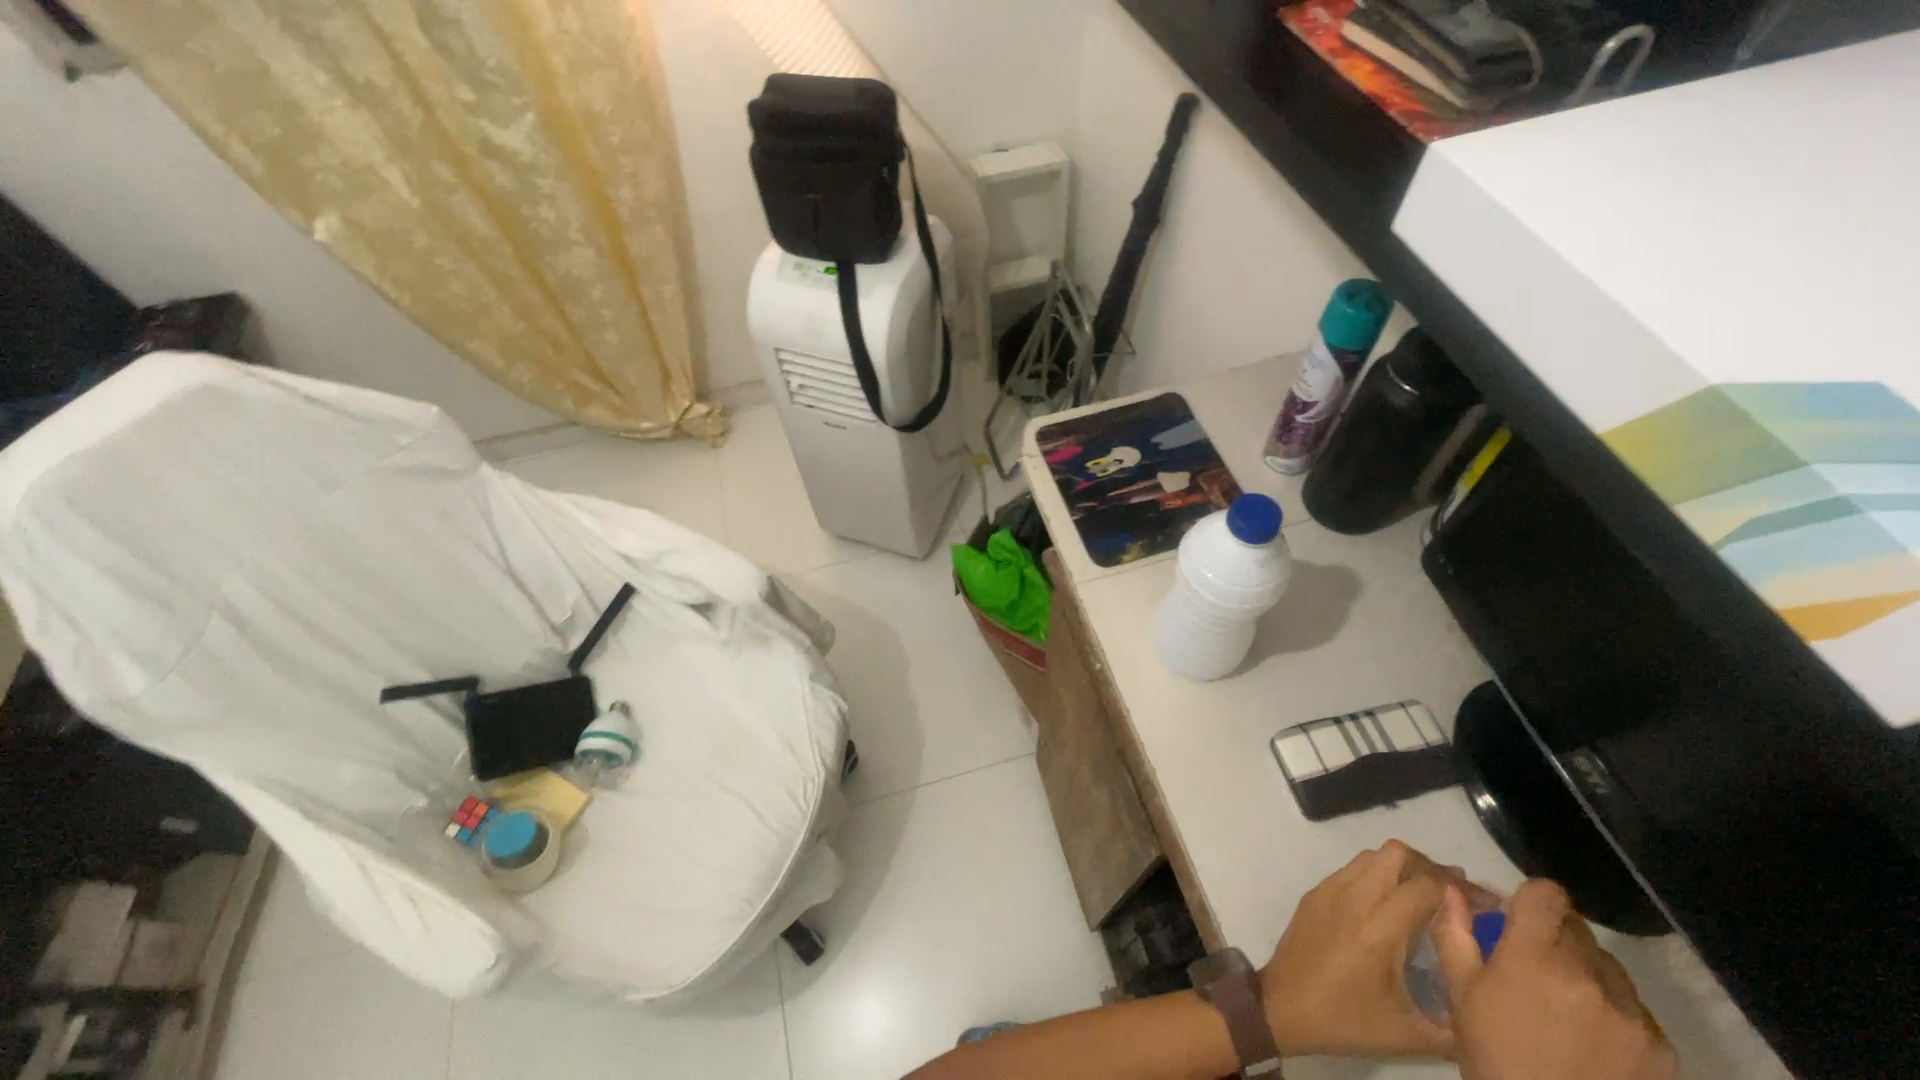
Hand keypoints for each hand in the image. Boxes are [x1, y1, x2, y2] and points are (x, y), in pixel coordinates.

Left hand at [1260, 840, 1486, 1059]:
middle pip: (1398, 854)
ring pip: (1372, 856)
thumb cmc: (1347, 1021)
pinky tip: (1386, 904)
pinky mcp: (1314, 894)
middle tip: (1451, 896)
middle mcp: (1354, 899)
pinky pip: (1351, 868)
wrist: (1282, 1009)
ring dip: (1401, 868)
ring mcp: (1330, 891)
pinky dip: (1375, 875)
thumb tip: (1491, 1009)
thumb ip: (1457, 1026)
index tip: (1485, 906)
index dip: (1462, 891)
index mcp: (1380, 928)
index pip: (1428, 886)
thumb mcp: (1410, 1035)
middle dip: (1431, 868)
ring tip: (1421, 897)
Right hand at [1436, 879, 1678, 1079]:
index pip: (1546, 895)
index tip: (1519, 922)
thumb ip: (1456, 935)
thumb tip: (1453, 890)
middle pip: (1577, 930)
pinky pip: (1637, 1010)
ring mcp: (1632, 1014)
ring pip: (1609, 968)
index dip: (1532, 901)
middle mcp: (1588, 976)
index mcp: (1533, 958)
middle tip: (1536, 975)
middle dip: (1555, 942)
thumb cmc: (1492, 1058)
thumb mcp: (1460, 996)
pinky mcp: (1662, 1049)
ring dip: (1588, 977)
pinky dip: (1616, 1016)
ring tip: (1568, 1014)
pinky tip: (1595, 1046)